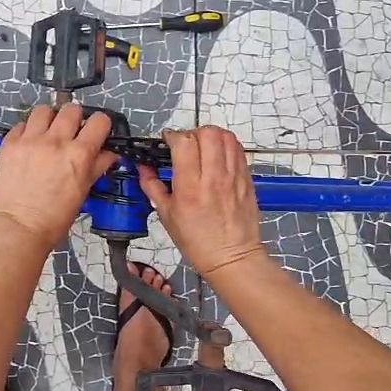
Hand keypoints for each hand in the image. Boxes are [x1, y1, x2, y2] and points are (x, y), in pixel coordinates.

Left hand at [0, 105, 118, 246]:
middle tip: (70, 132)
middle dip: (74, 119)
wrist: (21, 227)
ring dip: (49, 119)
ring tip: (46, 132)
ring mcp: (31, 139)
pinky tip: (28, 144)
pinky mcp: (10, 143)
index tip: (95, 131)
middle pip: (71, 109)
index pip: (99, 121)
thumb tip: (109, 153)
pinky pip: (22, 124)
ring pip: (44, 110)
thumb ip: (97, 166)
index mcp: (79, 154)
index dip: (99, 124)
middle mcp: (56, 141)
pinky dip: (28, 131)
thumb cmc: (56, 216)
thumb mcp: (84, 190)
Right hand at [138, 126, 267, 278]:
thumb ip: (152, 186)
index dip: (173, 136)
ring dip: (212, 136)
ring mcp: (234, 177)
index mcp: (190, 187)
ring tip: (204, 147)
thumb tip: (143, 167)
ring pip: (226, 137)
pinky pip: (238, 150)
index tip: (168, 142)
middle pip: (208, 134)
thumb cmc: (196, 240)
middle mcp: (214, 178)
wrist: (232, 258)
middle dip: (193, 133)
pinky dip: (226, 146)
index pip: (184, 143)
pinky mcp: (247, 179)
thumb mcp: (166, 215)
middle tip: (187, 145)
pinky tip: (218, 157)